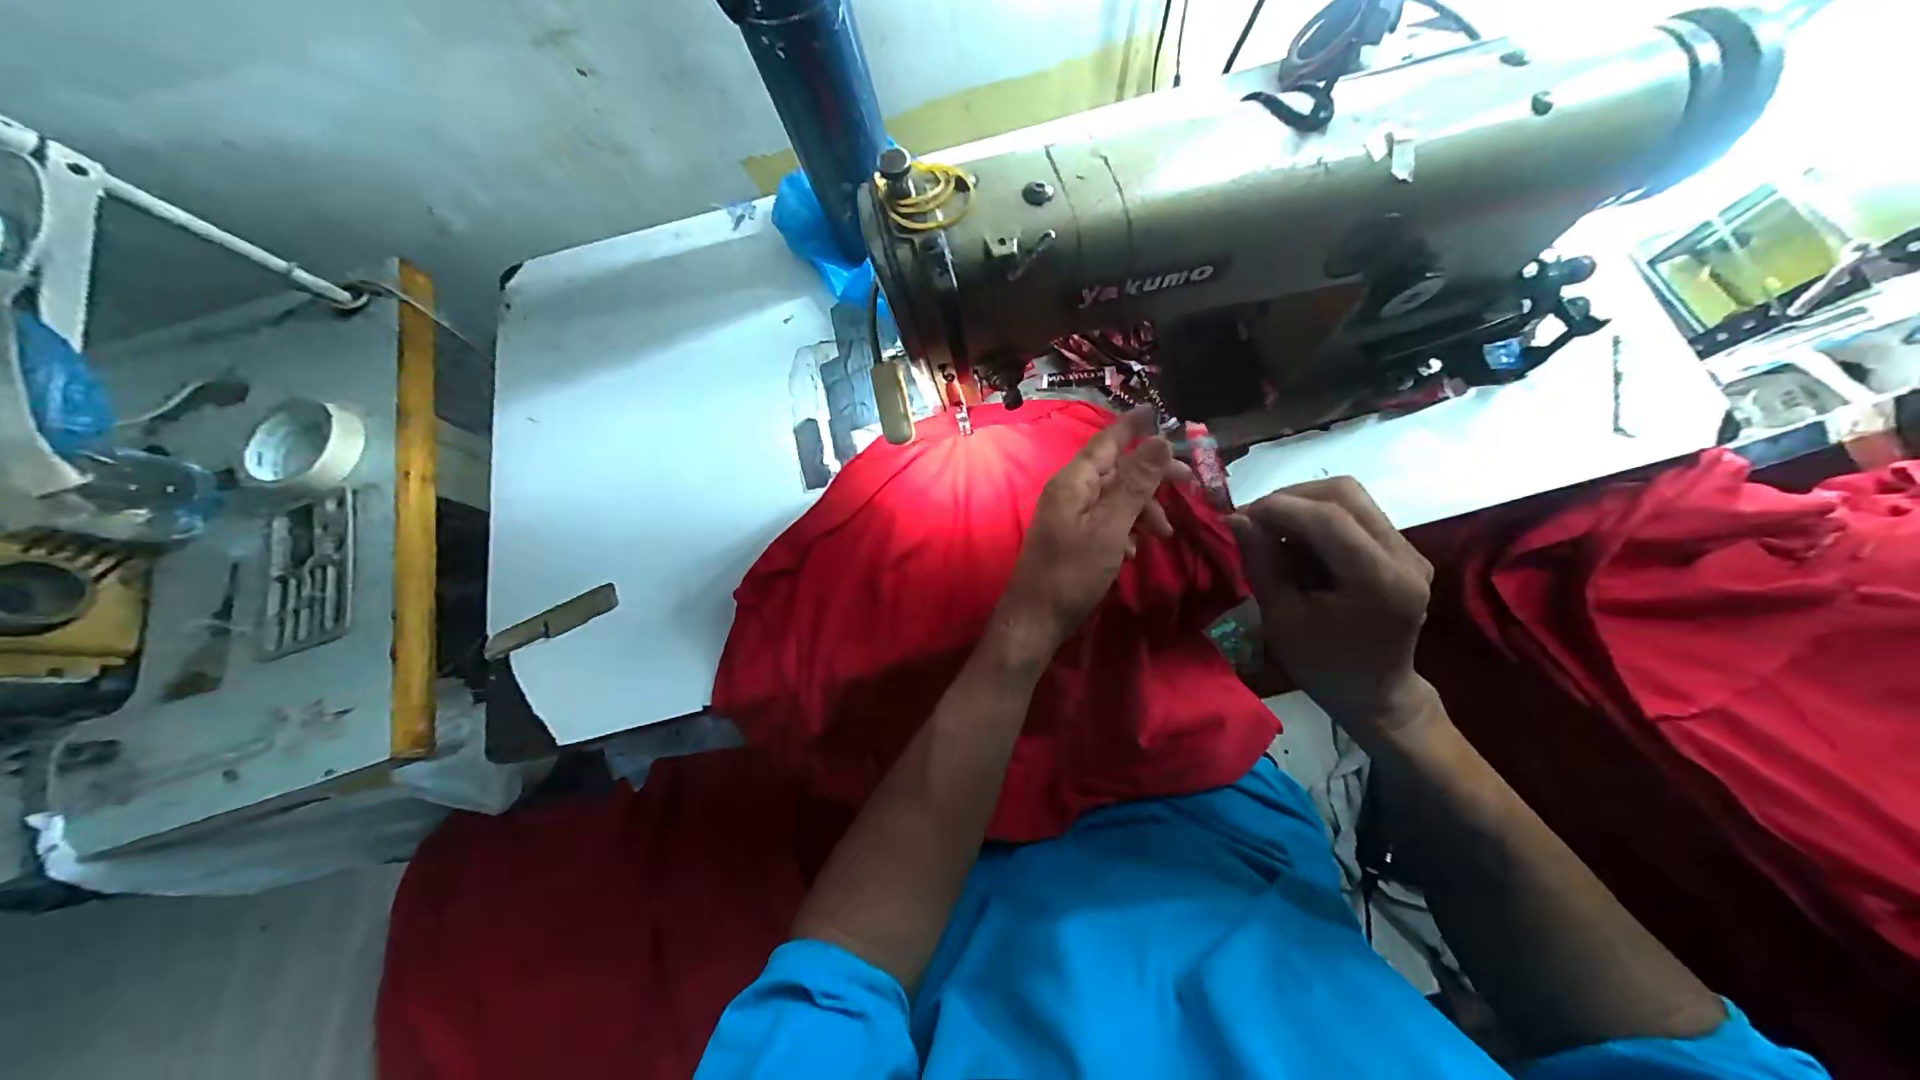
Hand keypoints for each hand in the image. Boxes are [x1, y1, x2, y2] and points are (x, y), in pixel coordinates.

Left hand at [992, 407, 1190, 661]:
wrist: (1037, 619)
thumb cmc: (1072, 573)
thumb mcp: (1110, 527)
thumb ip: (1136, 484)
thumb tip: (1160, 441)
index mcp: (1074, 481)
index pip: (1107, 441)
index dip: (1133, 426)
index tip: (1158, 411)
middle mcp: (1069, 491)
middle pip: (1116, 470)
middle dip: (1152, 476)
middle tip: (1189, 484)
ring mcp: (1069, 515)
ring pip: (1115, 498)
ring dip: (1143, 509)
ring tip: (1163, 534)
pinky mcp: (1072, 538)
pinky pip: (1106, 521)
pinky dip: (1126, 529)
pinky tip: (1134, 551)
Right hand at [1228, 478, 1437, 742]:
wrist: (1373, 692)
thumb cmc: (1322, 665)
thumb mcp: (1281, 618)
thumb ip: (1262, 562)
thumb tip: (1237, 518)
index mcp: (1380, 581)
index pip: (1328, 518)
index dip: (1278, 507)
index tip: (1237, 517)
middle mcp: (1405, 557)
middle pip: (1344, 494)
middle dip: (1290, 498)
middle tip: (1252, 520)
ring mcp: (1409, 550)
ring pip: (1351, 497)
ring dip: (1302, 504)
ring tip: (1269, 529)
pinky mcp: (1401, 550)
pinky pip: (1356, 513)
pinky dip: (1317, 518)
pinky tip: (1294, 541)